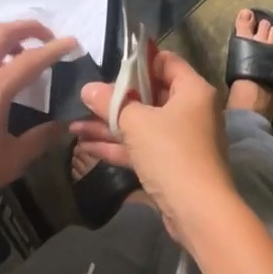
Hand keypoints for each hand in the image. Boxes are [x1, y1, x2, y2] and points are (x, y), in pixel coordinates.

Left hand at [0, 21, 77, 215]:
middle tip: (46, 36)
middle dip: (27, 28)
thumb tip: (63, 126)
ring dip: (0, 34)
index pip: (31, 60)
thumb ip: (40, 138)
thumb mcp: (12, 160)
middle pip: (0, 34)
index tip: (72, 41)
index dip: (54, 49)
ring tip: (17, 49)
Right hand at [72, 48, 238, 241]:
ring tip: (74, 126)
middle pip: (150, 94)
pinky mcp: (172, 165)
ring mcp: (182, 139)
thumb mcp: (135, 122)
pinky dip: (119, 146)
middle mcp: (191, 110)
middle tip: (85, 99)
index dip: (137, 62)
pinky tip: (87, 146)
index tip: (109, 68)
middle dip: (115, 99)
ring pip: (142, 124)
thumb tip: (88, 88)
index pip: (165, 62)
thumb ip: (110, 102)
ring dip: (110, 125)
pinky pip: (142, 147)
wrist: (198, 211)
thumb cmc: (171, 153)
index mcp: (192, 90)